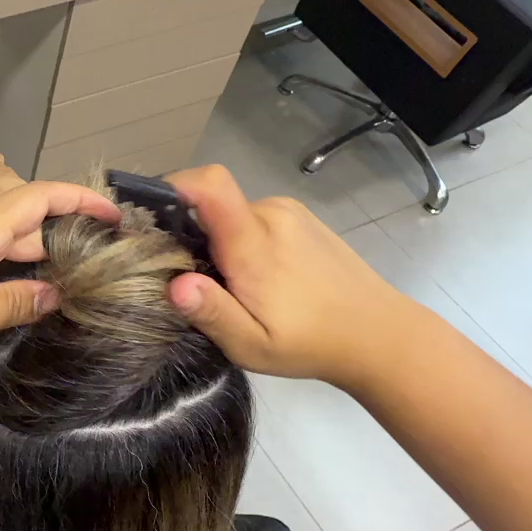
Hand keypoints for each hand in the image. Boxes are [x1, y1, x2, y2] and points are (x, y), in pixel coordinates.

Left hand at [0, 180, 121, 364]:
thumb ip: (11, 305)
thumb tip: (54, 296)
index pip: (41, 195)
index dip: (82, 199)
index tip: (116, 215)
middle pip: (24, 216)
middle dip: (62, 237)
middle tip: (97, 270)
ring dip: (30, 253)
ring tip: (64, 285)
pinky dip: (1, 260)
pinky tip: (11, 289)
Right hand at [162, 165, 423, 389]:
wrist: (381, 334)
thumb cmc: (311, 344)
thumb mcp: (252, 346)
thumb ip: (212, 314)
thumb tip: (175, 284)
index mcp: (255, 243)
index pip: (210, 184)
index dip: (173, 186)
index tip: (150, 216)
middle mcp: (271, 215)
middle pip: (211, 203)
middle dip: (190, 234)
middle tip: (195, 279)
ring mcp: (290, 213)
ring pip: (231, 212)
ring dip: (218, 240)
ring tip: (231, 284)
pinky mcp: (301, 218)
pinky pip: (253, 217)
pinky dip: (241, 239)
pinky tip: (257, 277)